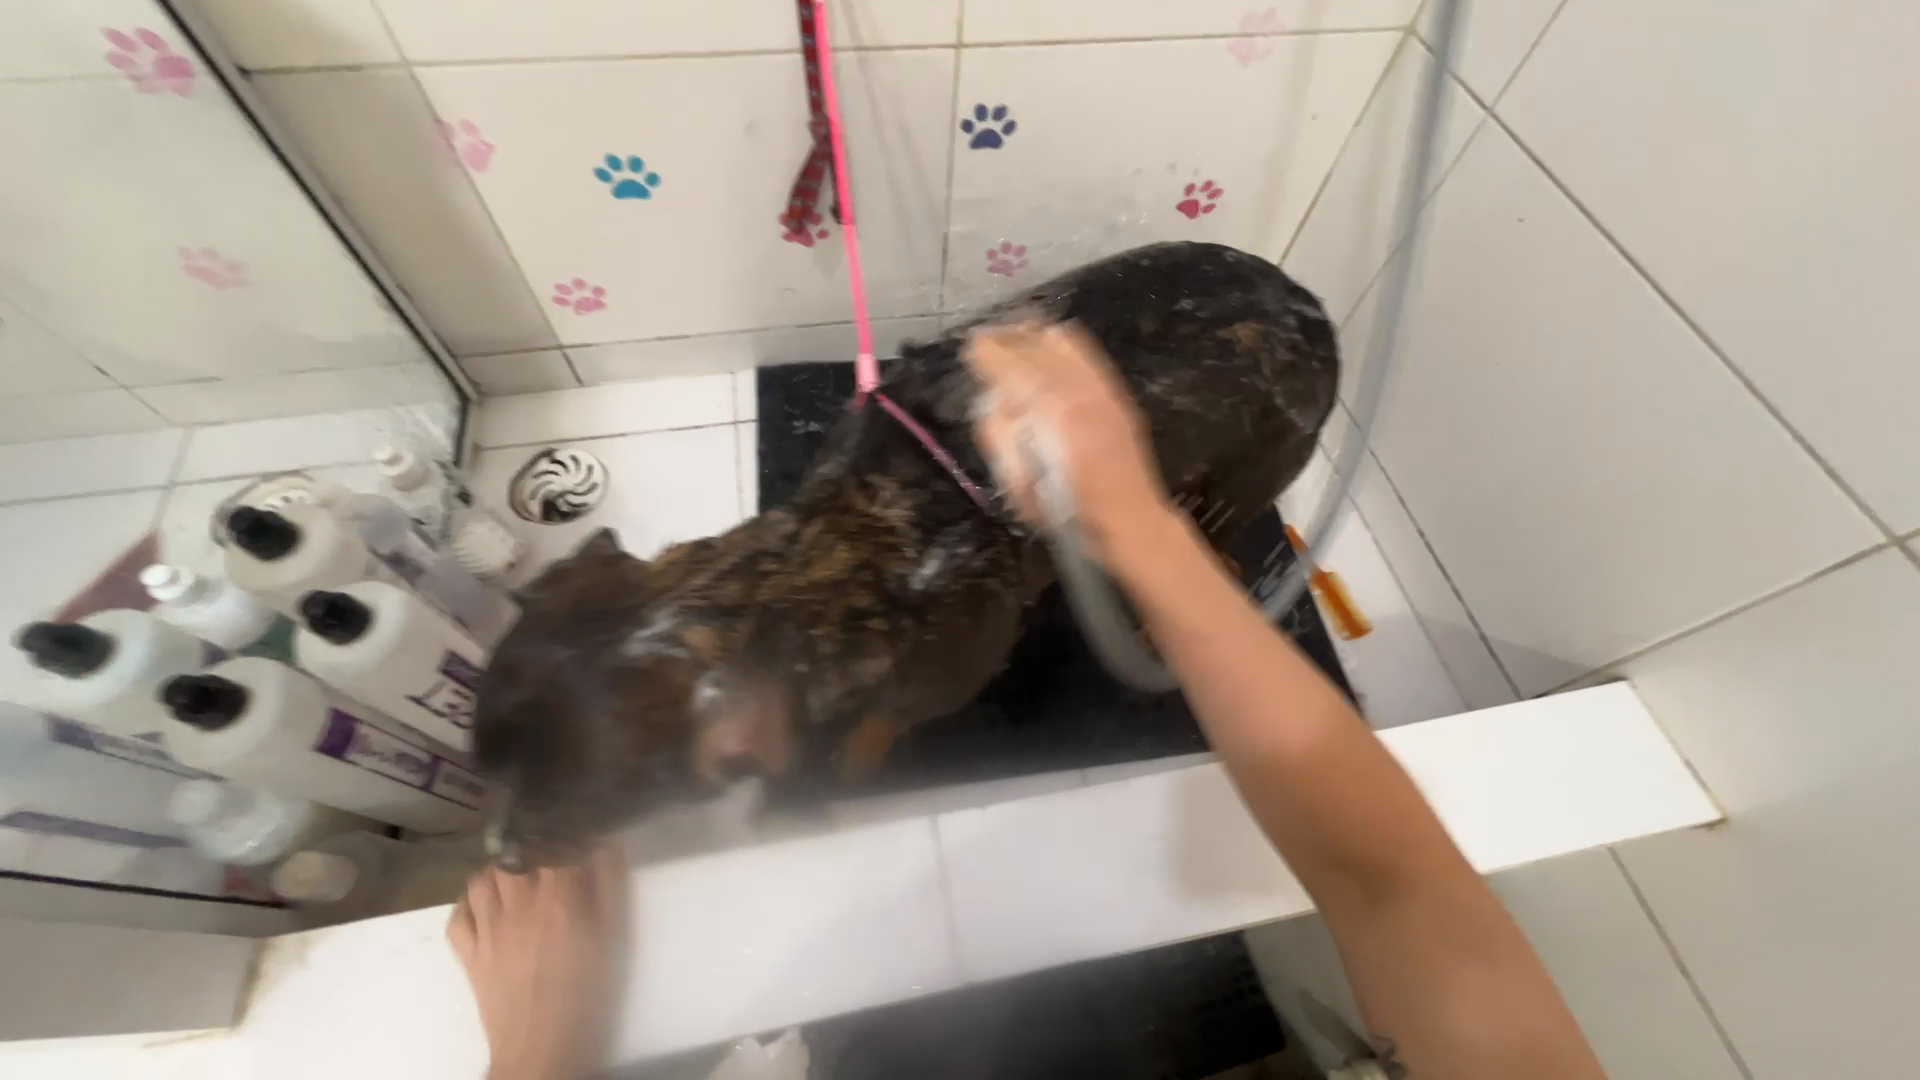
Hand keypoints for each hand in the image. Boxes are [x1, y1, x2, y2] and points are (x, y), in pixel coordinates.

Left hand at [448, 847, 626, 1079]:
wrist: (544, 1042)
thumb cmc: (588, 984)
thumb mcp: (613, 930)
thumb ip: (610, 882)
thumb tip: (606, 842)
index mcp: (557, 894)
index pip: (555, 841)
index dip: (567, 831)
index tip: (579, 832)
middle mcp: (517, 903)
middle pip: (513, 854)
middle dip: (530, 847)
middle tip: (549, 854)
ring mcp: (487, 928)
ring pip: (481, 879)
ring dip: (499, 871)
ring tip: (517, 875)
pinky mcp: (467, 954)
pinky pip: (457, 916)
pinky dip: (469, 904)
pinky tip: (488, 906)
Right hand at [964, 322, 1180, 564]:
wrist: (1128, 518)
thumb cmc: (1066, 511)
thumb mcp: (1018, 484)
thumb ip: (1000, 436)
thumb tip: (993, 401)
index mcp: (1046, 413)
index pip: (1008, 364)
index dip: (985, 351)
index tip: (970, 349)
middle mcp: (1075, 389)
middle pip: (1033, 343)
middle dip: (1005, 338)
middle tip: (986, 341)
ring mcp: (1099, 387)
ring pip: (1061, 339)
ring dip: (1033, 335)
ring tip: (1015, 338)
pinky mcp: (1115, 392)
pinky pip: (1085, 352)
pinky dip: (1060, 344)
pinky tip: (1049, 347)